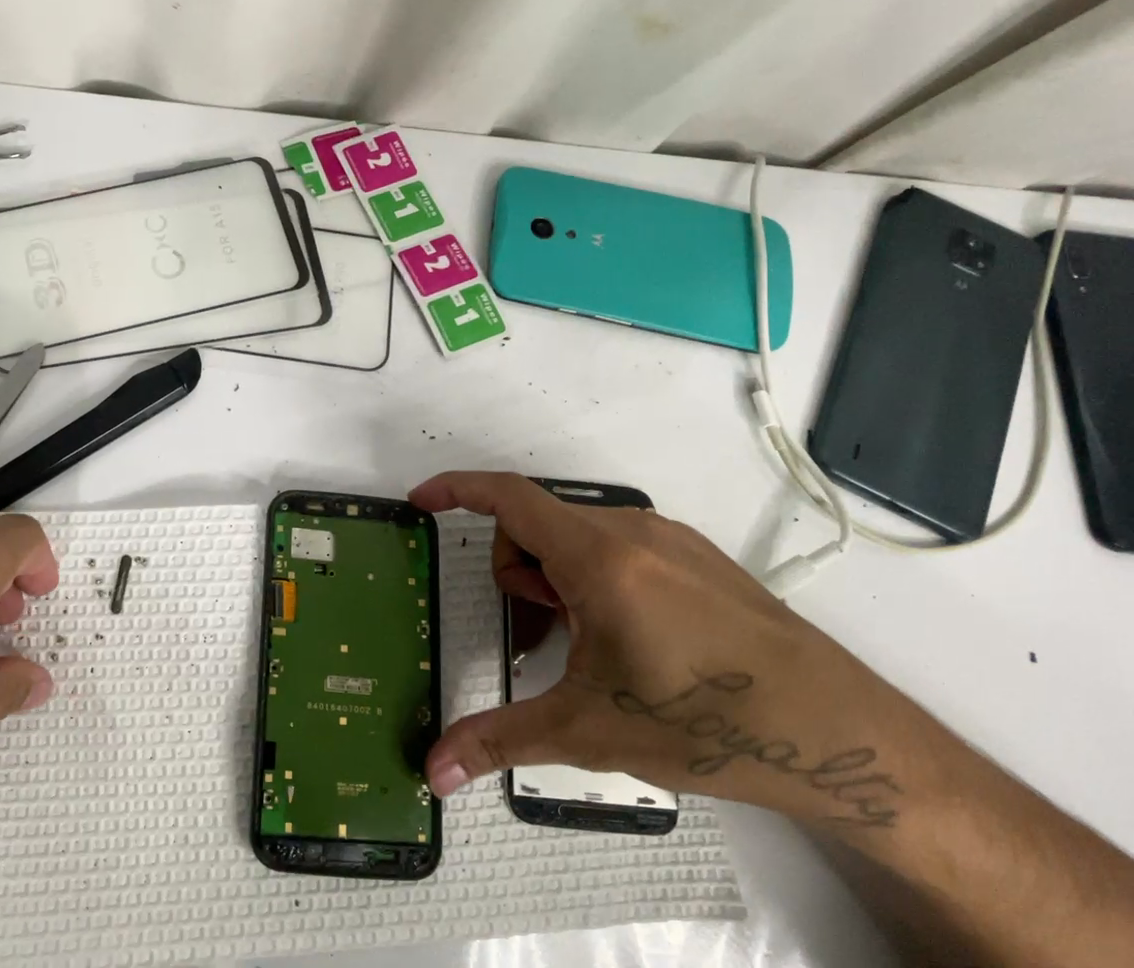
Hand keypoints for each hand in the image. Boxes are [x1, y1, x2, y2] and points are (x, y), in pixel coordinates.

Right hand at [410, 472, 925, 829]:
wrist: (842, 738)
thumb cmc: (705, 723)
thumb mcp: (586, 731)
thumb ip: (497, 740)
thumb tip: (430, 773)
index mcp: (600, 558)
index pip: (510, 498)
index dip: (457, 491)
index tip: (420, 503)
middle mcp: (635, 532)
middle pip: (538, 524)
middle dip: (516, 573)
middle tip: (536, 639)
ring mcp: (674, 542)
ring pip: (578, 537)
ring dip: (554, 580)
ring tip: (580, 648)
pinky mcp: (701, 560)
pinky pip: (619, 547)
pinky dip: (593, 580)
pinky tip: (624, 642)